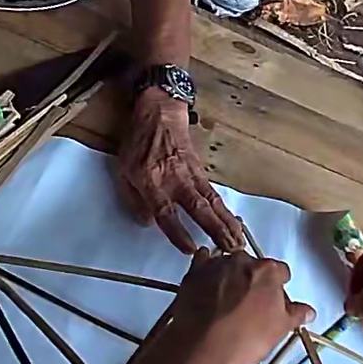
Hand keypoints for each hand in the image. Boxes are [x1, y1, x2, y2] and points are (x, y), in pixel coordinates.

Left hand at [118, 88, 244, 252]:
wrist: (159, 114)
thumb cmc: (139, 141)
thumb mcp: (122, 170)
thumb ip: (133, 199)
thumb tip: (148, 222)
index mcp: (152, 182)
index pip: (166, 213)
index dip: (179, 233)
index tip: (191, 250)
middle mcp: (175, 180)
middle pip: (199, 210)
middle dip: (216, 230)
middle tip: (230, 249)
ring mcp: (191, 176)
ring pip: (212, 203)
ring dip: (227, 223)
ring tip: (239, 239)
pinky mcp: (201, 172)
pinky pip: (214, 194)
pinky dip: (226, 210)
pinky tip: (234, 221)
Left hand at [160, 249, 312, 363]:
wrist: (202, 347)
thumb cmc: (245, 337)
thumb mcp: (280, 329)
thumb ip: (296, 314)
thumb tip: (308, 311)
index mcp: (269, 271)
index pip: (281, 271)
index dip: (279, 285)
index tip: (275, 297)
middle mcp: (243, 261)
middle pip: (254, 266)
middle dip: (254, 280)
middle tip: (251, 302)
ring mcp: (217, 265)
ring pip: (229, 265)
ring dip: (231, 276)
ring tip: (227, 301)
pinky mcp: (194, 274)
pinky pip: (203, 264)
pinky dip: (207, 271)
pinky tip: (208, 284)